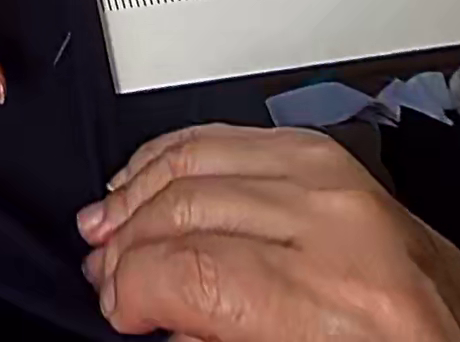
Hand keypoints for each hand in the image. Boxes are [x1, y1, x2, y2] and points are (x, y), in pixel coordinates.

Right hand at [75, 124, 459, 341]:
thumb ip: (221, 338)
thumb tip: (151, 312)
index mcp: (353, 309)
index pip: (190, 272)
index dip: (134, 289)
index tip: (119, 308)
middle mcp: (339, 229)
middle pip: (179, 214)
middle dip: (126, 249)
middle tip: (106, 274)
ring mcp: (324, 176)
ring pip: (180, 165)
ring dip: (130, 198)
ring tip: (106, 227)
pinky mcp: (311, 149)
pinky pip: (205, 138)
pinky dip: (158, 161)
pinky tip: (138, 185)